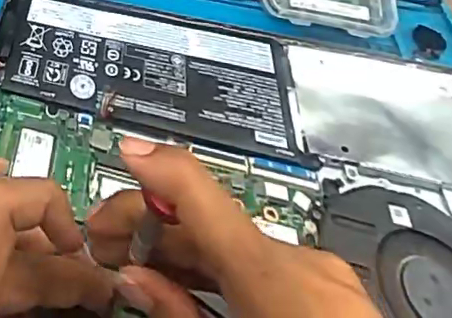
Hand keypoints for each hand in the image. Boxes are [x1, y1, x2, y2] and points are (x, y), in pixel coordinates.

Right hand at [87, 138, 380, 317]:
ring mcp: (331, 282)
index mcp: (280, 280)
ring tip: (141, 271)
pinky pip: (271, 272)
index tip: (126, 150)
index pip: (202, 192)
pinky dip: (229, 276)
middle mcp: (310, 268)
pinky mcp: (341, 299)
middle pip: (214, 222)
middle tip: (110, 245)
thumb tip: (135, 277)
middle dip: (156, 229)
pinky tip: (198, 292)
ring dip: (189, 254)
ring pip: (241, 248)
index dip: (157, 163)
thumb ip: (177, 313)